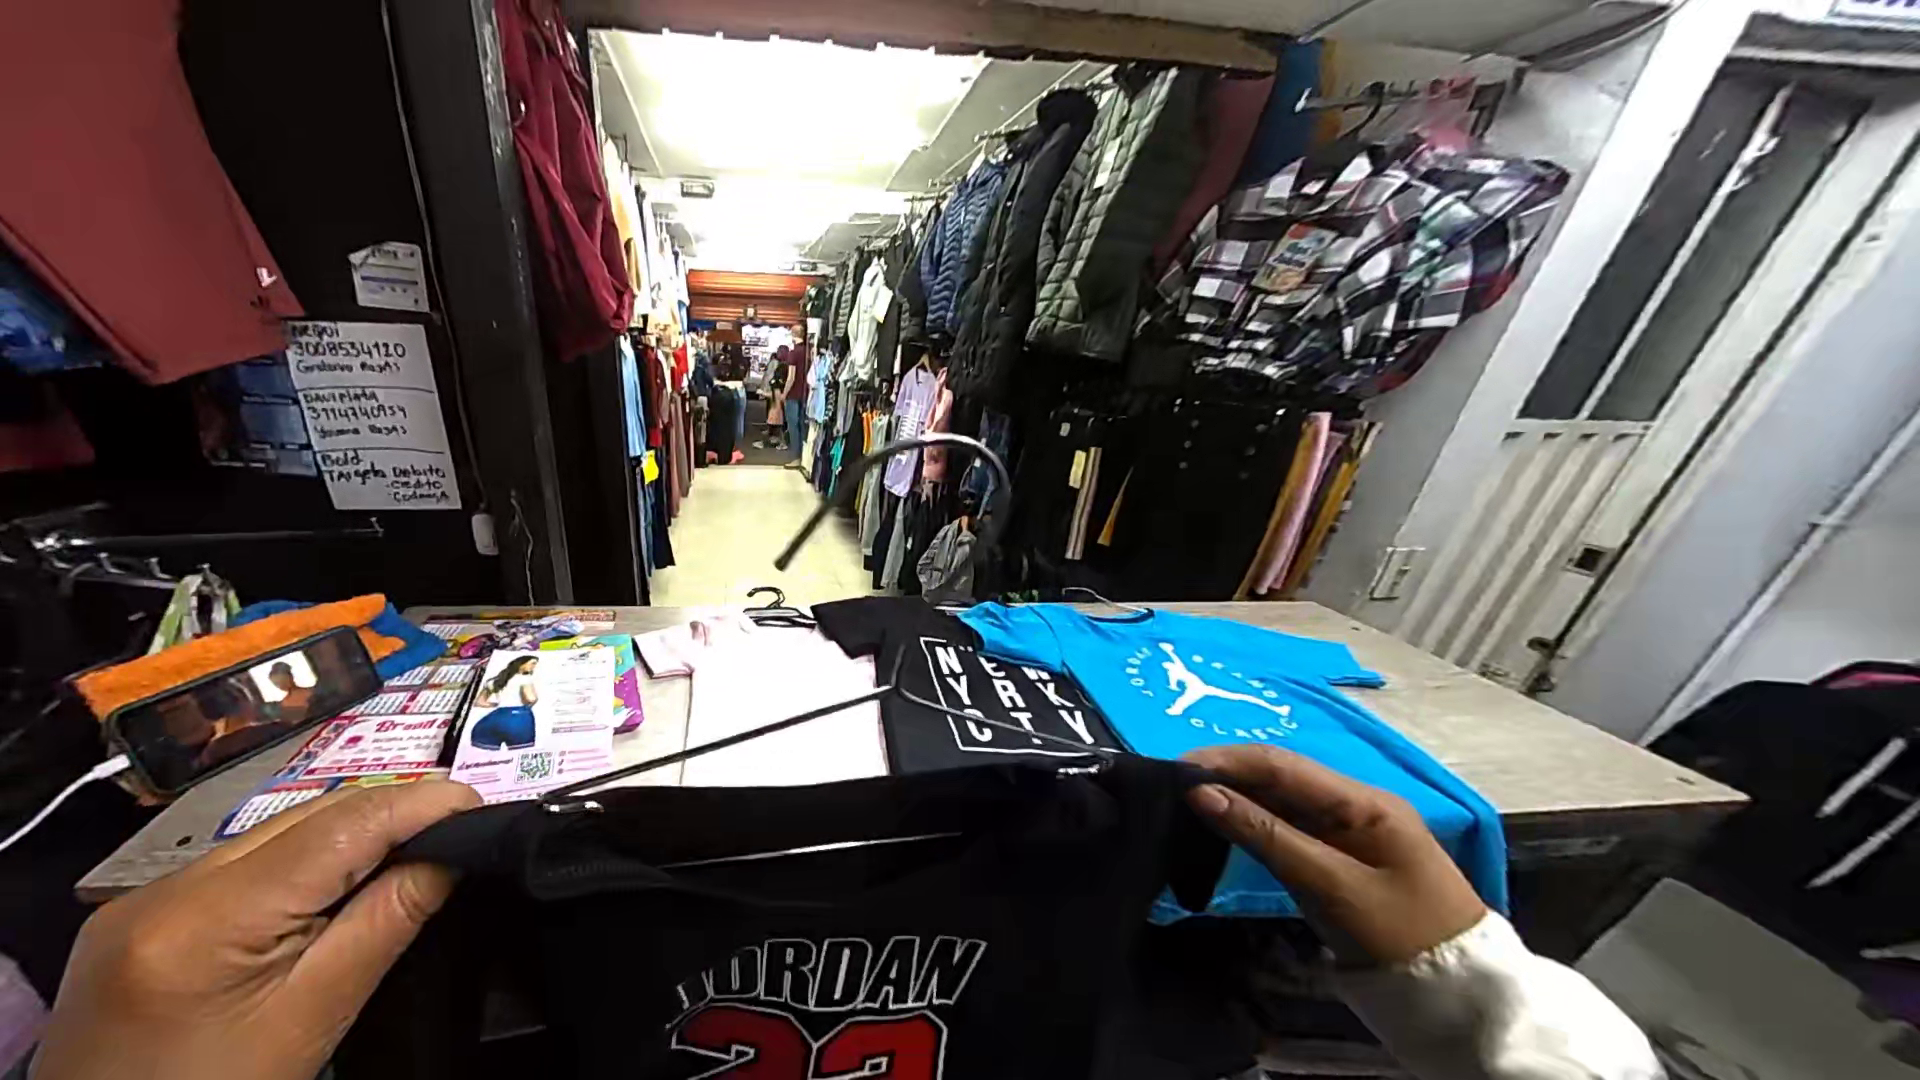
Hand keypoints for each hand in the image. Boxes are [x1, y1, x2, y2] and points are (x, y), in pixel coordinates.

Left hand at [33, 780, 479, 1079]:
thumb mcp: (320, 1008)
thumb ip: (394, 914)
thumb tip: (461, 846)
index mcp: (206, 919)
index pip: (346, 823)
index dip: (426, 802)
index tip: (484, 808)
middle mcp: (168, 887)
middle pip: (319, 811)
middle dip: (402, 809)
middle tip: (463, 828)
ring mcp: (151, 894)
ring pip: (296, 820)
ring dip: (368, 824)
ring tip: (421, 846)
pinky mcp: (151, 905)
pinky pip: (266, 848)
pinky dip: (327, 847)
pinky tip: (355, 870)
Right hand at [1184, 744, 1485, 964]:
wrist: (1465, 1006)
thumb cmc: (1402, 939)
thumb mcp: (1331, 887)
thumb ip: (1265, 835)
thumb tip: (1200, 794)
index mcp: (1361, 801)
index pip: (1281, 763)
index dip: (1227, 760)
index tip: (1178, 769)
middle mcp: (1352, 802)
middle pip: (1278, 775)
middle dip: (1226, 773)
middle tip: (1174, 785)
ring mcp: (1345, 827)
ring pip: (1278, 797)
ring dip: (1235, 794)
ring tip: (1188, 799)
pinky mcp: (1336, 852)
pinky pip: (1285, 823)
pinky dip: (1251, 819)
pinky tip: (1223, 822)